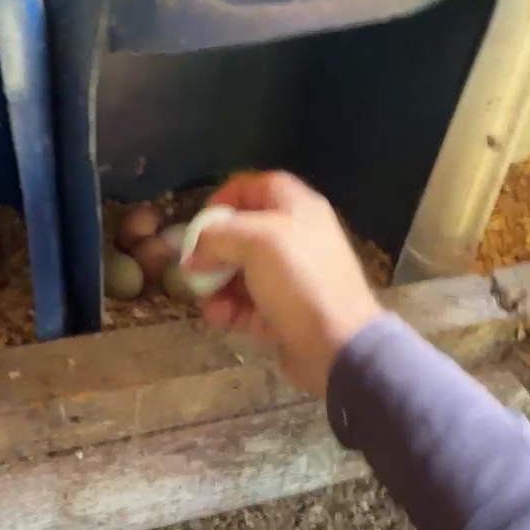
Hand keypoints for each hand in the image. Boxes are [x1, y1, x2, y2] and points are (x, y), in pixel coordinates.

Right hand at [186, 171, 383, 396]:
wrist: (335, 342)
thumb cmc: (299, 280)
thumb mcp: (256, 241)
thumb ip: (218, 237)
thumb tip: (194, 254)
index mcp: (296, 209)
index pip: (257, 187)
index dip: (227, 197)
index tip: (202, 219)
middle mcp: (294, 240)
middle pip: (244, 235)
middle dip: (215, 250)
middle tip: (194, 266)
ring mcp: (288, 280)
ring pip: (241, 274)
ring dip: (217, 285)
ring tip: (206, 299)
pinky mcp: (281, 314)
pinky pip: (246, 305)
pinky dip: (229, 310)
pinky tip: (219, 316)